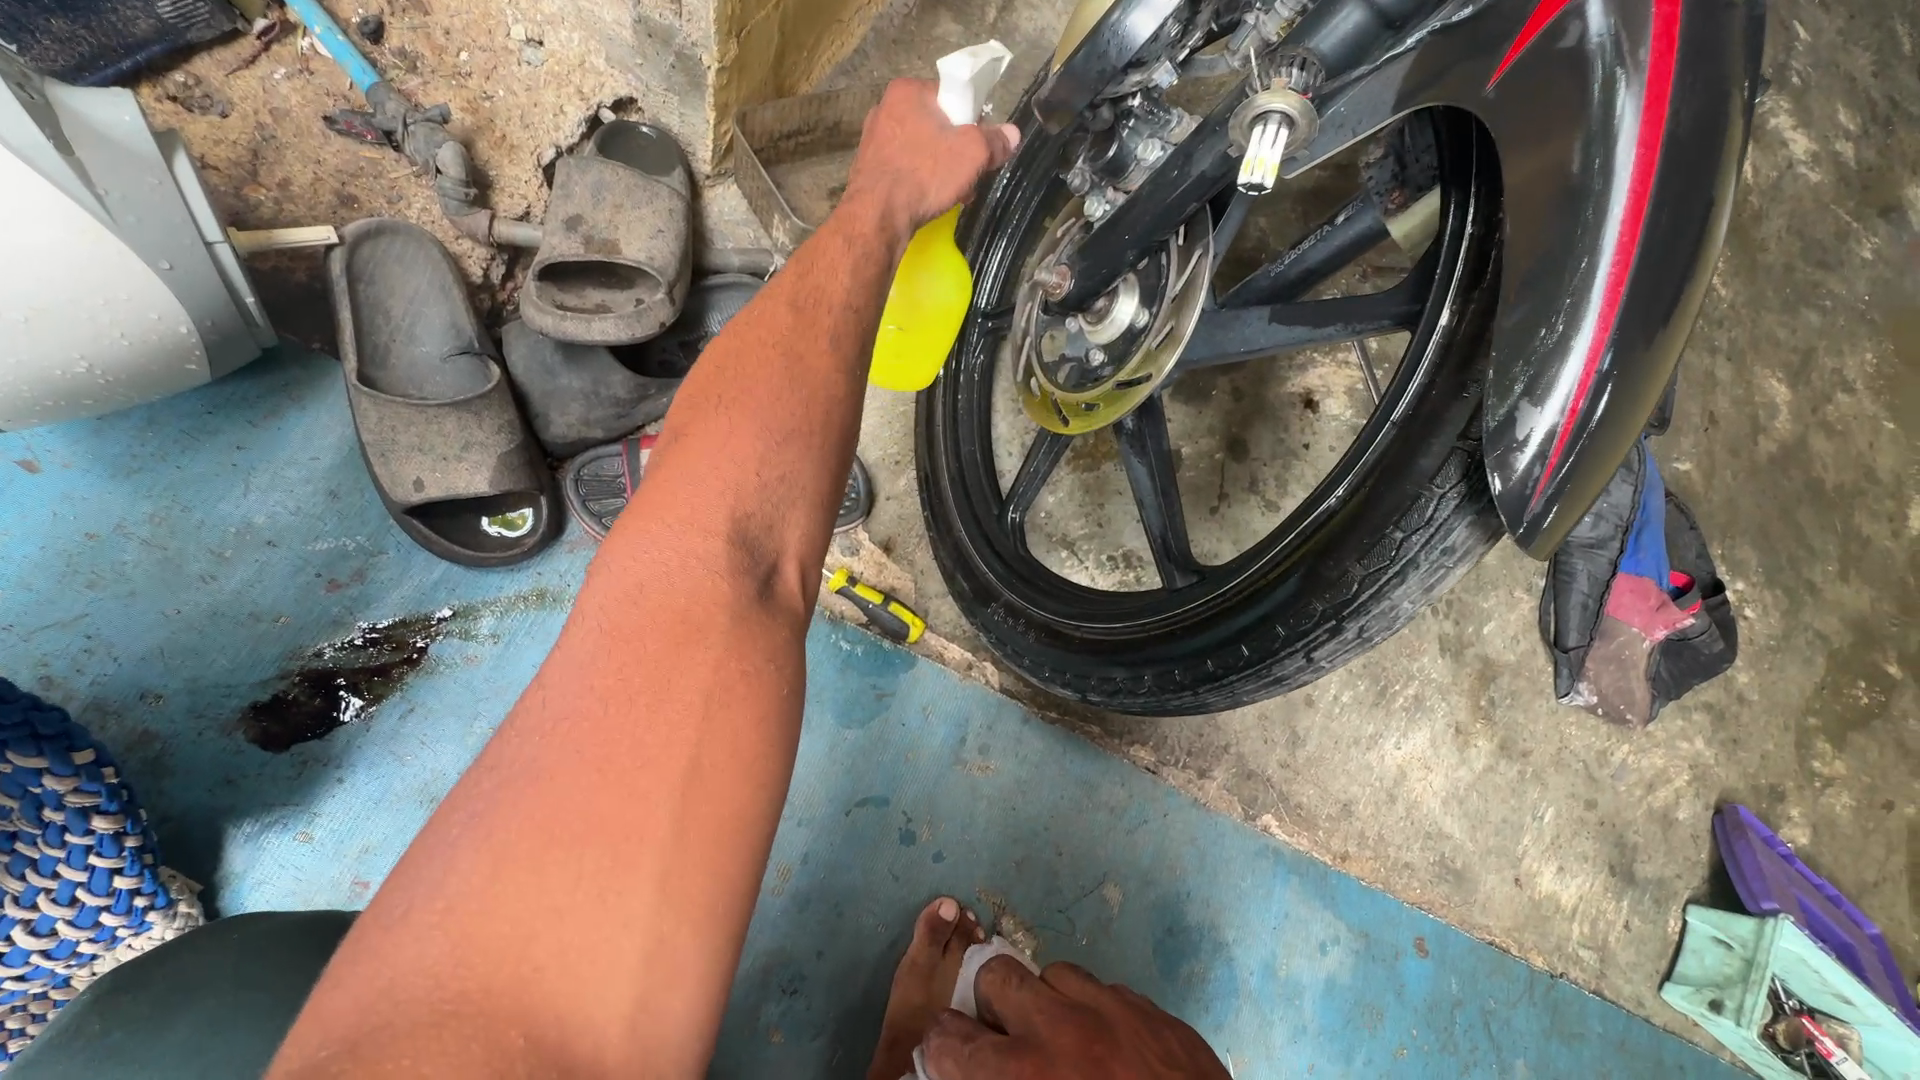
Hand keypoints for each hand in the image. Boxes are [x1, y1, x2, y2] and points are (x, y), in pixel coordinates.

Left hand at [841, 77, 1020, 238]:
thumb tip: (1012, 134)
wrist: (877, 217)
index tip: (981, 145)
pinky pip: (905, 169)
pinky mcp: (869, 169)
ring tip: (953, 194)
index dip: (972, 120)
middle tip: (970, 175)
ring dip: (941, 170)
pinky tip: (929, 201)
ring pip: (921, 149)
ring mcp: (873, 140)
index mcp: (907, 90)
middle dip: (956, 151)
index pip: (950, 96)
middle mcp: (885, 108)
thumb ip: (994, 141)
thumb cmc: (924, 174)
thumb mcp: (972, 154)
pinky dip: (920, 182)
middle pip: (936, 124)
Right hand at [920, 956, 1233, 1078]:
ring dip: (1047, 1000)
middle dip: (992, 1005)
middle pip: (1000, 979)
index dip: (942, 1044)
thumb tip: (971, 1069)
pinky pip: (1106, 988)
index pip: (953, 1041)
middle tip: (1003, 1035)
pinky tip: (1107, 1041)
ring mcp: (1114, 1011)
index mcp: (1026, 1077)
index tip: (946, 1047)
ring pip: (1055, 973)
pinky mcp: (1154, 1010)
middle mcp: (1063, 1030)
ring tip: (1058, 1034)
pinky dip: (1095, 1009)